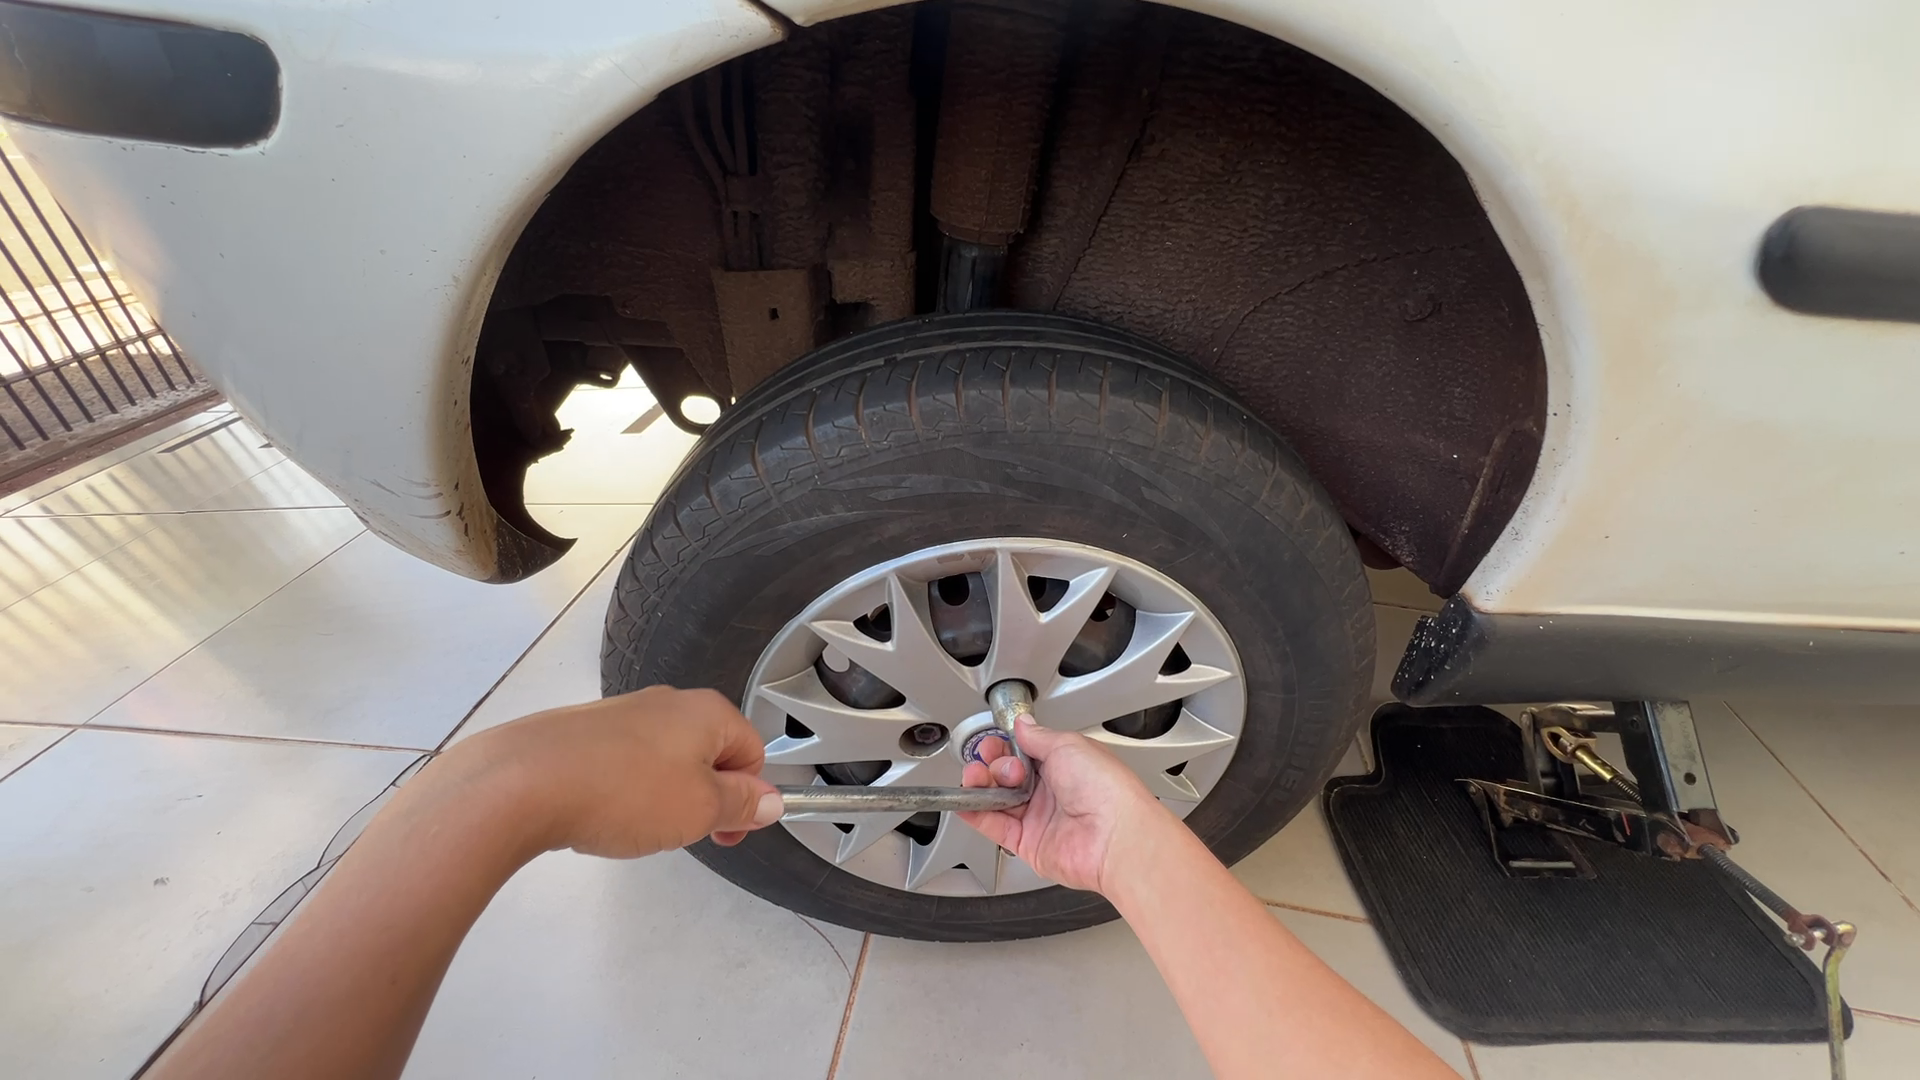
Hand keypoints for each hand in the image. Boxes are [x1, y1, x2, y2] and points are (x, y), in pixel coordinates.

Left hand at [450, 687, 781, 859]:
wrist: (521, 782)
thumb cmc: (626, 792)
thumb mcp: (701, 809)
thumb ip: (744, 805)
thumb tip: (772, 800)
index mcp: (708, 712)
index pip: (753, 753)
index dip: (747, 799)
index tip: (722, 835)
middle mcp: (671, 701)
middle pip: (710, 753)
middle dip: (704, 797)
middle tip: (679, 832)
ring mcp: (624, 711)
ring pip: (666, 759)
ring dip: (664, 795)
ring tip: (634, 825)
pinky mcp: (584, 729)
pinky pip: (625, 760)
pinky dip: (624, 788)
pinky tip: (601, 812)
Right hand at [958, 714, 1169, 893]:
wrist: (1116, 837)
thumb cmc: (1106, 789)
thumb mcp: (1067, 745)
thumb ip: (1036, 736)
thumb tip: (1022, 724)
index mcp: (1064, 763)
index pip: (1022, 751)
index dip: (1004, 745)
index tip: (994, 742)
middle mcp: (1051, 790)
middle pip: (1007, 774)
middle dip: (993, 763)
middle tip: (993, 761)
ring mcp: (1040, 817)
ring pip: (998, 798)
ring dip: (981, 785)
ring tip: (975, 777)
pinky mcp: (1029, 843)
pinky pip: (995, 826)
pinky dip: (976, 814)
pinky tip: (965, 802)